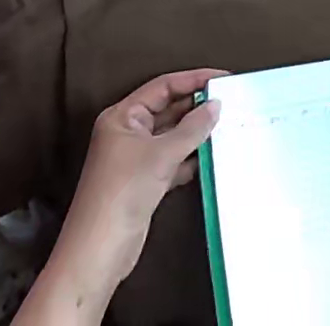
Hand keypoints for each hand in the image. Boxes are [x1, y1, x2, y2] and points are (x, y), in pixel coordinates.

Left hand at [12, 69, 225, 325]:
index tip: (223, 77)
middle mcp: (128, 131)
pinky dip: (191, 154)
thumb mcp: (162, 154)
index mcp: (123, 116)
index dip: (194, 78)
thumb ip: (193, 127)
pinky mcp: (145, 178)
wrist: (99, 252)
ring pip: (173, 133)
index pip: (163, 86)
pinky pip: (174, 156)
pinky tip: (212, 154)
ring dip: (197, 130)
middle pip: (168, 108)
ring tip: (228, 122)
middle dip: (197, 104)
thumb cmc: (124, 192)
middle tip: (230, 99)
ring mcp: (136, 156)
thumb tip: (216, 105)